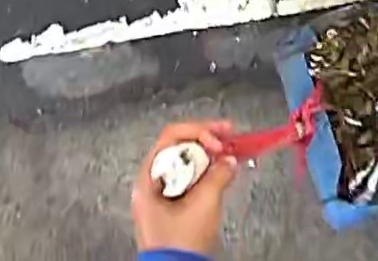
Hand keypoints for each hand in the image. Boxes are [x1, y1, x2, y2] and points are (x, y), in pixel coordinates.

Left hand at [131, 120, 238, 255]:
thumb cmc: (182, 245)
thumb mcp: (204, 206)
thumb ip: (218, 177)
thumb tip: (229, 160)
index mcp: (148, 175)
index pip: (171, 136)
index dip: (198, 132)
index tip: (220, 137)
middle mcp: (149, 180)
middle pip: (176, 146)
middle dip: (204, 139)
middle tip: (227, 135)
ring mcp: (158, 195)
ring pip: (182, 162)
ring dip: (205, 155)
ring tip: (227, 152)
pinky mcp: (169, 208)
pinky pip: (185, 179)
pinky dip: (202, 172)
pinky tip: (218, 172)